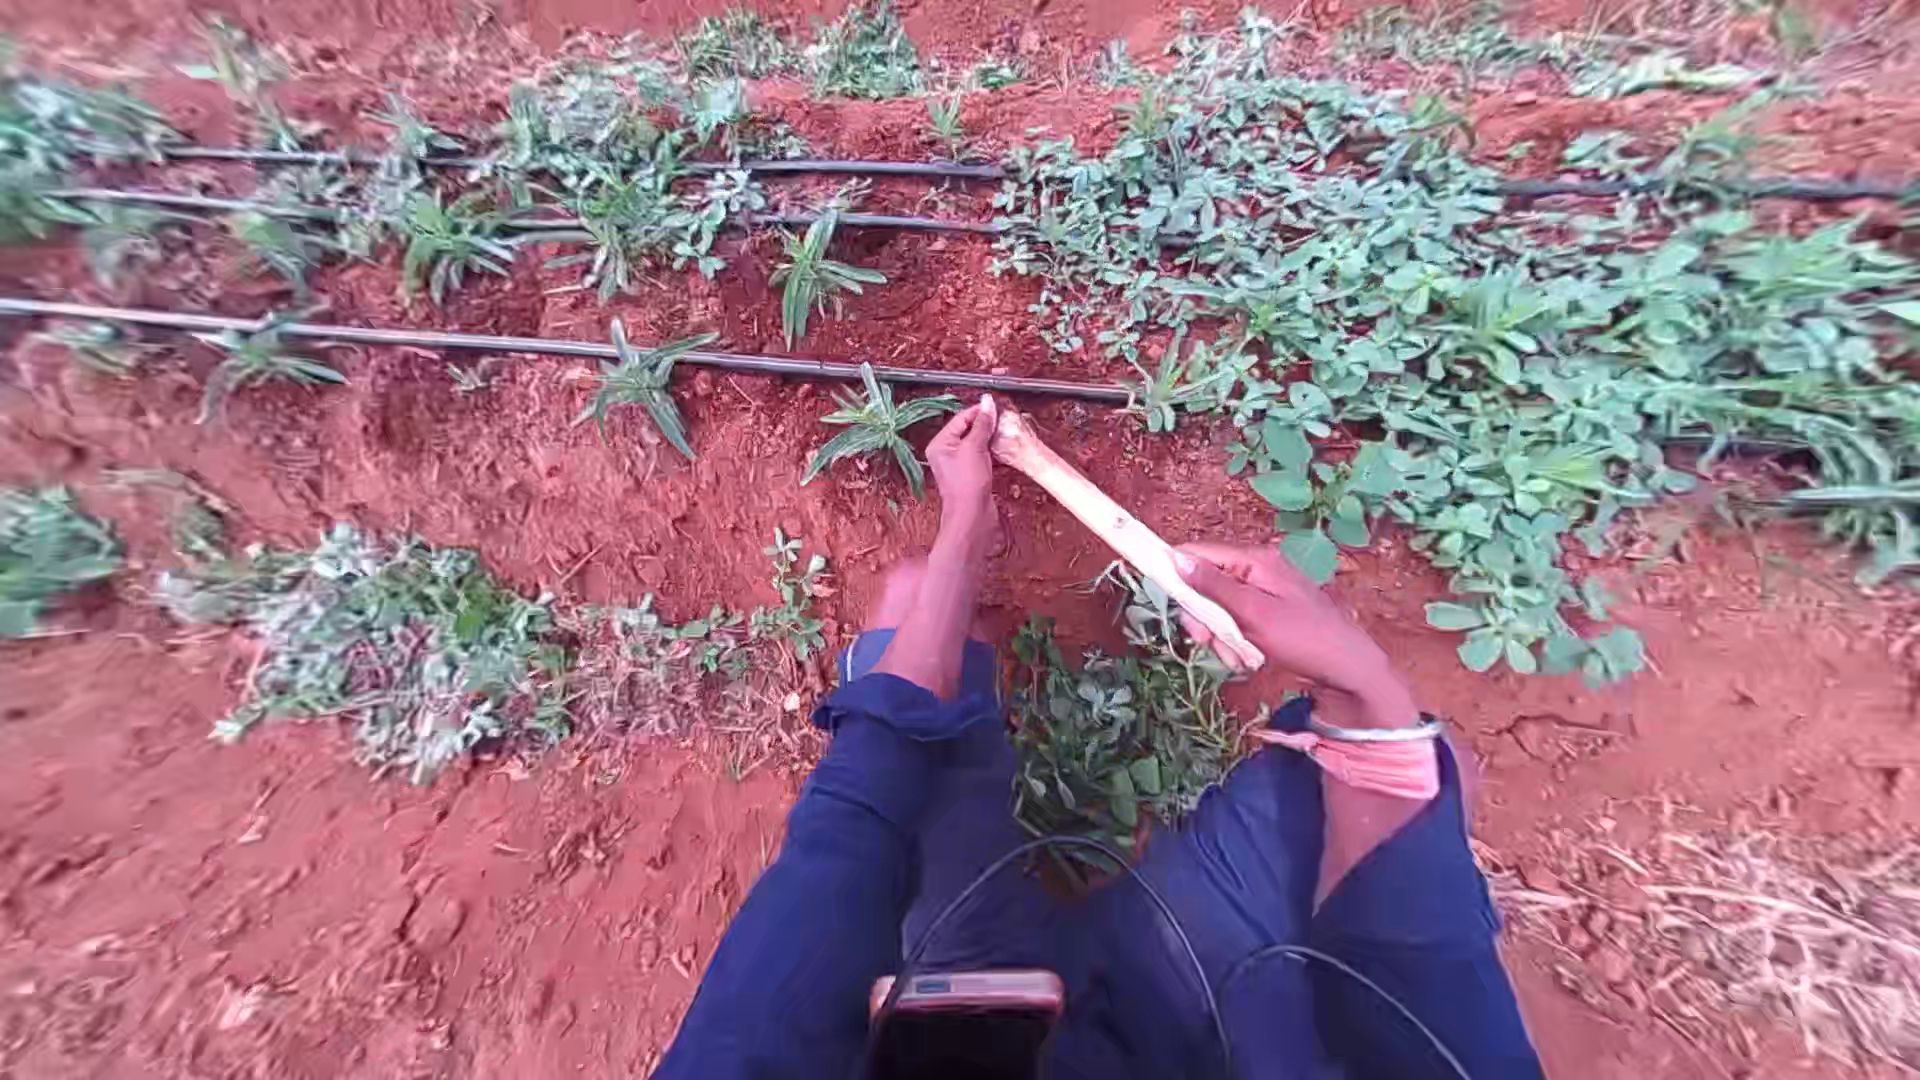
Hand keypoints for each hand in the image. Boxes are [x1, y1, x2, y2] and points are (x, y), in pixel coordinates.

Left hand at [926, 395, 998, 552]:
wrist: (972, 516)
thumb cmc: (967, 484)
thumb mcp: (975, 448)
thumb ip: (982, 424)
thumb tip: (987, 403)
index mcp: (940, 444)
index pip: (960, 418)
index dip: (979, 411)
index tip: (996, 406)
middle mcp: (946, 453)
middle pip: (968, 430)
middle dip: (986, 425)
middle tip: (1004, 419)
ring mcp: (959, 465)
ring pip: (977, 444)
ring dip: (992, 438)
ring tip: (1006, 433)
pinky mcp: (971, 475)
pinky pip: (983, 457)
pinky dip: (993, 452)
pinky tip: (1004, 450)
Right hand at [1173, 542, 1418, 728]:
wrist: (1350, 670)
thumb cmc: (1303, 638)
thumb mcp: (1252, 612)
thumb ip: (1213, 585)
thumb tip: (1176, 558)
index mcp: (1254, 560)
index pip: (1199, 553)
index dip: (1176, 573)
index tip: (1167, 599)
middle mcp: (1257, 568)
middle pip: (1205, 583)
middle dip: (1201, 615)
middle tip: (1205, 640)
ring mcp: (1263, 589)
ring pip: (1217, 606)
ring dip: (1216, 633)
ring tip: (1233, 656)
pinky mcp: (1267, 609)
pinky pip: (1234, 618)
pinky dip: (1232, 638)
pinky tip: (1243, 656)